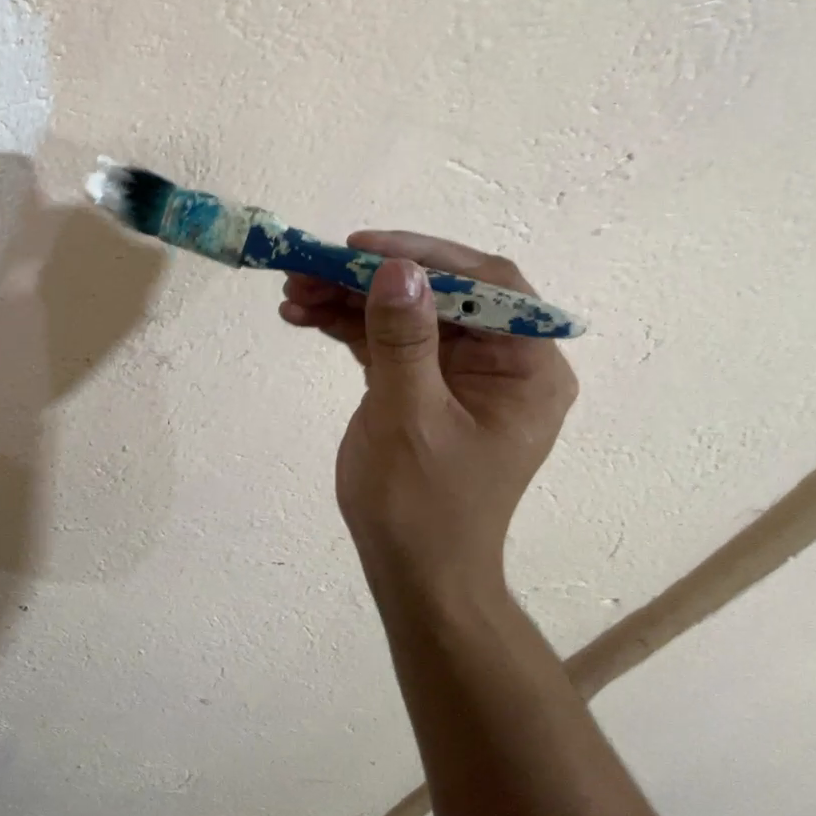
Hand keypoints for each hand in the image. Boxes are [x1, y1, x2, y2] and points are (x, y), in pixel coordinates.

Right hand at [278, 231, 578, 588]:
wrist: (413, 568)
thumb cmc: (423, 502)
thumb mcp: (410, 416)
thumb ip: (404, 340)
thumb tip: (396, 270)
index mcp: (525, 367)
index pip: (487, 286)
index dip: (425, 257)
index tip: (358, 247)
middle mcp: (498, 362)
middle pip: (435, 295)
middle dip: (369, 279)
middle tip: (305, 270)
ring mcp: (456, 375)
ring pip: (403, 314)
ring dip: (347, 300)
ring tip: (290, 293)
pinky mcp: (418, 387)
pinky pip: (384, 341)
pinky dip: (344, 326)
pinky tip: (302, 318)